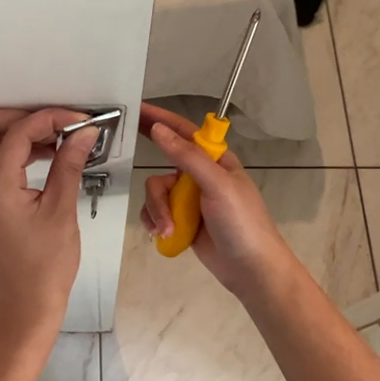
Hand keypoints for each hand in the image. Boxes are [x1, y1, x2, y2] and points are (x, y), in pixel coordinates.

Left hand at [0, 108, 98, 334]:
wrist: (29, 302)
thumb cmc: (45, 264)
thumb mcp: (62, 211)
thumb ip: (69, 165)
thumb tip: (84, 133)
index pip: (17, 132)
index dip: (48, 118)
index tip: (78, 120)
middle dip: (23, 115)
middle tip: (59, 122)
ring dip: (23, 131)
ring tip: (61, 137)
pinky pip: (0, 158)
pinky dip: (22, 148)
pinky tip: (52, 154)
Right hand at [137, 102, 295, 298]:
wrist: (251, 271)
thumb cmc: (242, 223)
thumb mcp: (217, 185)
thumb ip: (187, 156)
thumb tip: (159, 129)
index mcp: (215, 160)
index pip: (184, 131)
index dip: (161, 119)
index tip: (137, 109)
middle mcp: (200, 176)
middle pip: (163, 166)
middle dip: (156, 184)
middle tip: (127, 164)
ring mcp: (189, 200)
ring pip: (156, 193)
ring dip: (158, 211)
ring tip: (169, 229)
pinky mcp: (181, 221)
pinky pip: (156, 213)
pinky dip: (156, 222)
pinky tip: (164, 234)